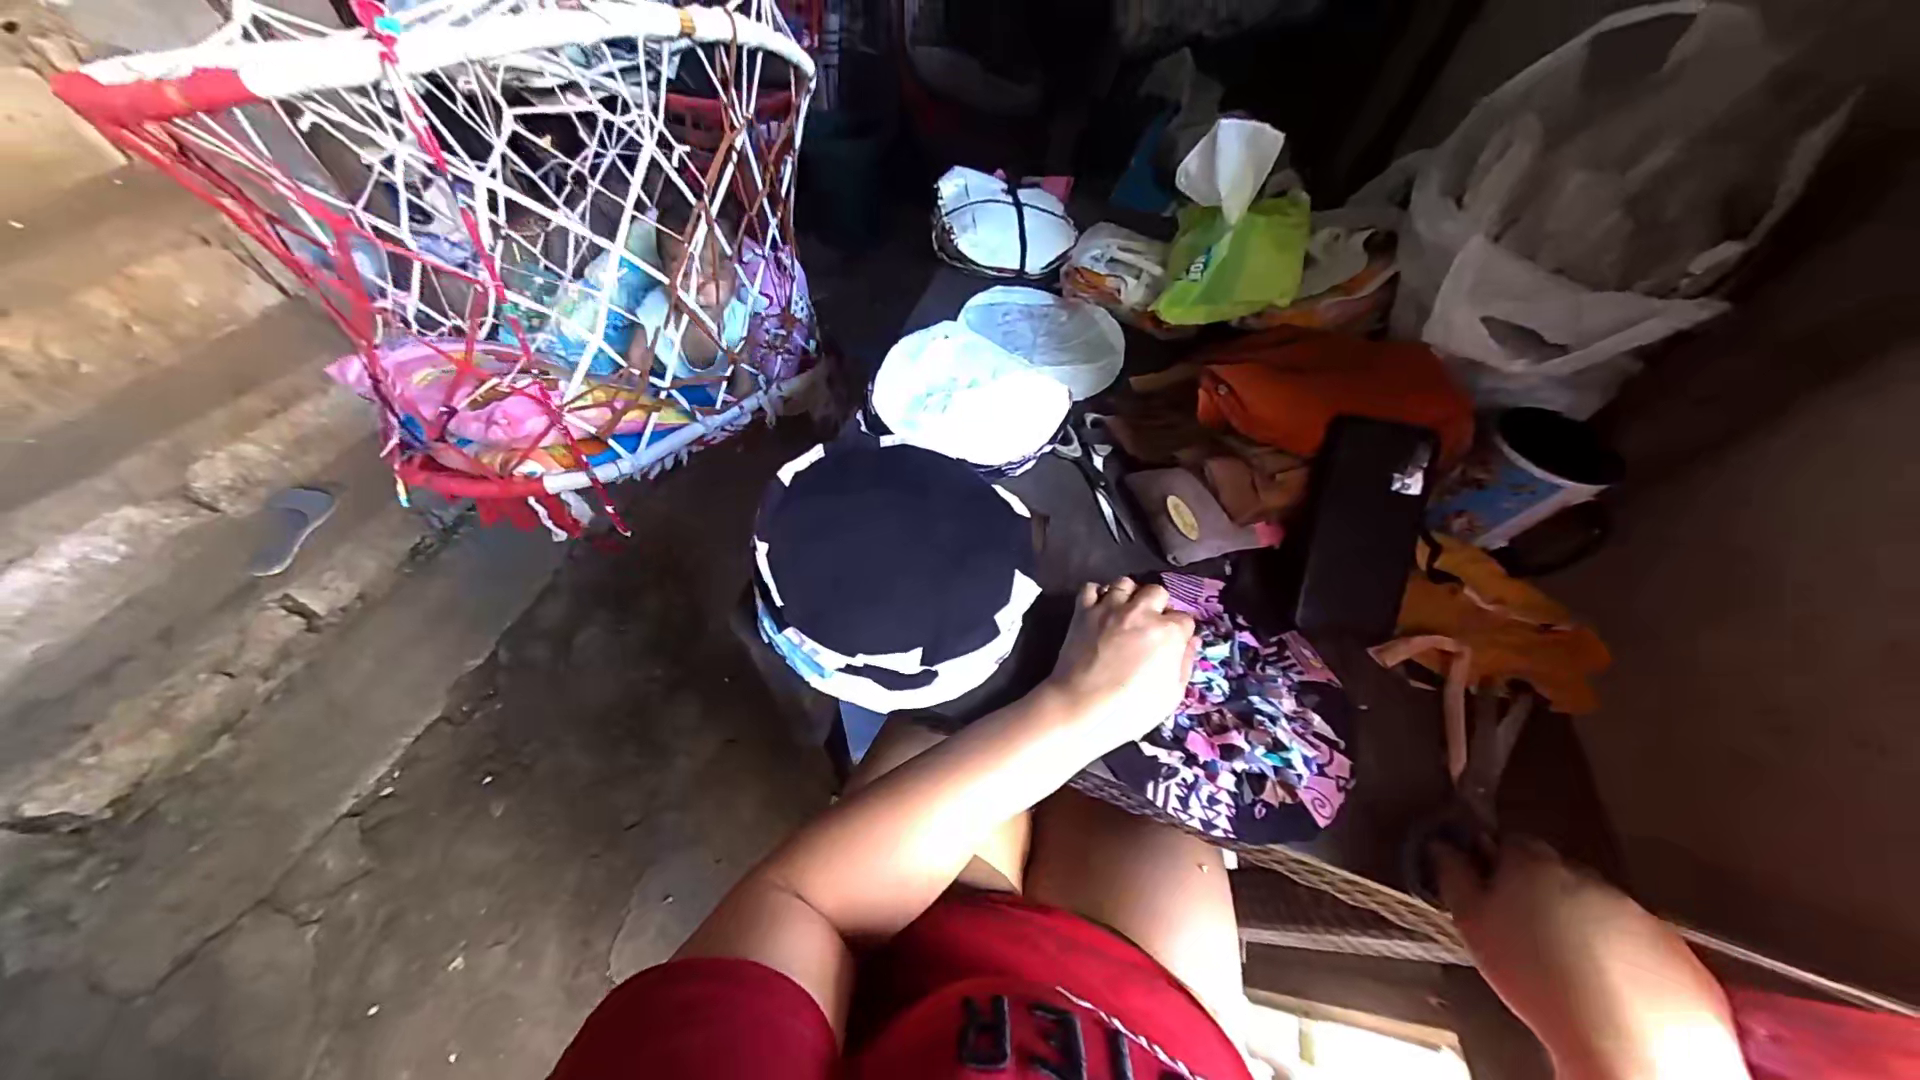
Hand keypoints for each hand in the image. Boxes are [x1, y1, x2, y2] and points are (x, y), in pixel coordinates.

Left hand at [1044, 578, 1197, 745]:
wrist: (1079, 705)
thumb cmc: (1129, 710)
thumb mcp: (1171, 696)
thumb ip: (1185, 664)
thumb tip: (1191, 641)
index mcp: (1167, 632)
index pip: (1185, 619)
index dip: (1180, 632)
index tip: (1173, 643)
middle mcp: (1140, 612)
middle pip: (1157, 592)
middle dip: (1158, 605)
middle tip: (1150, 624)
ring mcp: (1109, 608)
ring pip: (1125, 583)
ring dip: (1129, 595)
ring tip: (1125, 612)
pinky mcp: (1083, 611)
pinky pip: (1091, 588)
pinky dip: (1097, 595)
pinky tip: (1100, 609)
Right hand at [1438, 838, 1749, 1079]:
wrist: (1631, 1049)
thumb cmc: (1534, 978)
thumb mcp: (1472, 924)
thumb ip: (1453, 876)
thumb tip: (1442, 846)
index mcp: (1535, 865)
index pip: (1514, 841)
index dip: (1500, 860)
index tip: (1491, 884)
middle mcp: (1590, 879)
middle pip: (1559, 872)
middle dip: (1542, 890)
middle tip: (1525, 926)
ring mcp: (1641, 915)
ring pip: (1600, 906)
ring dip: (1583, 921)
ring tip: (1568, 963)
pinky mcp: (1681, 953)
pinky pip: (1642, 941)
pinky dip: (1625, 954)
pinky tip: (1610, 985)